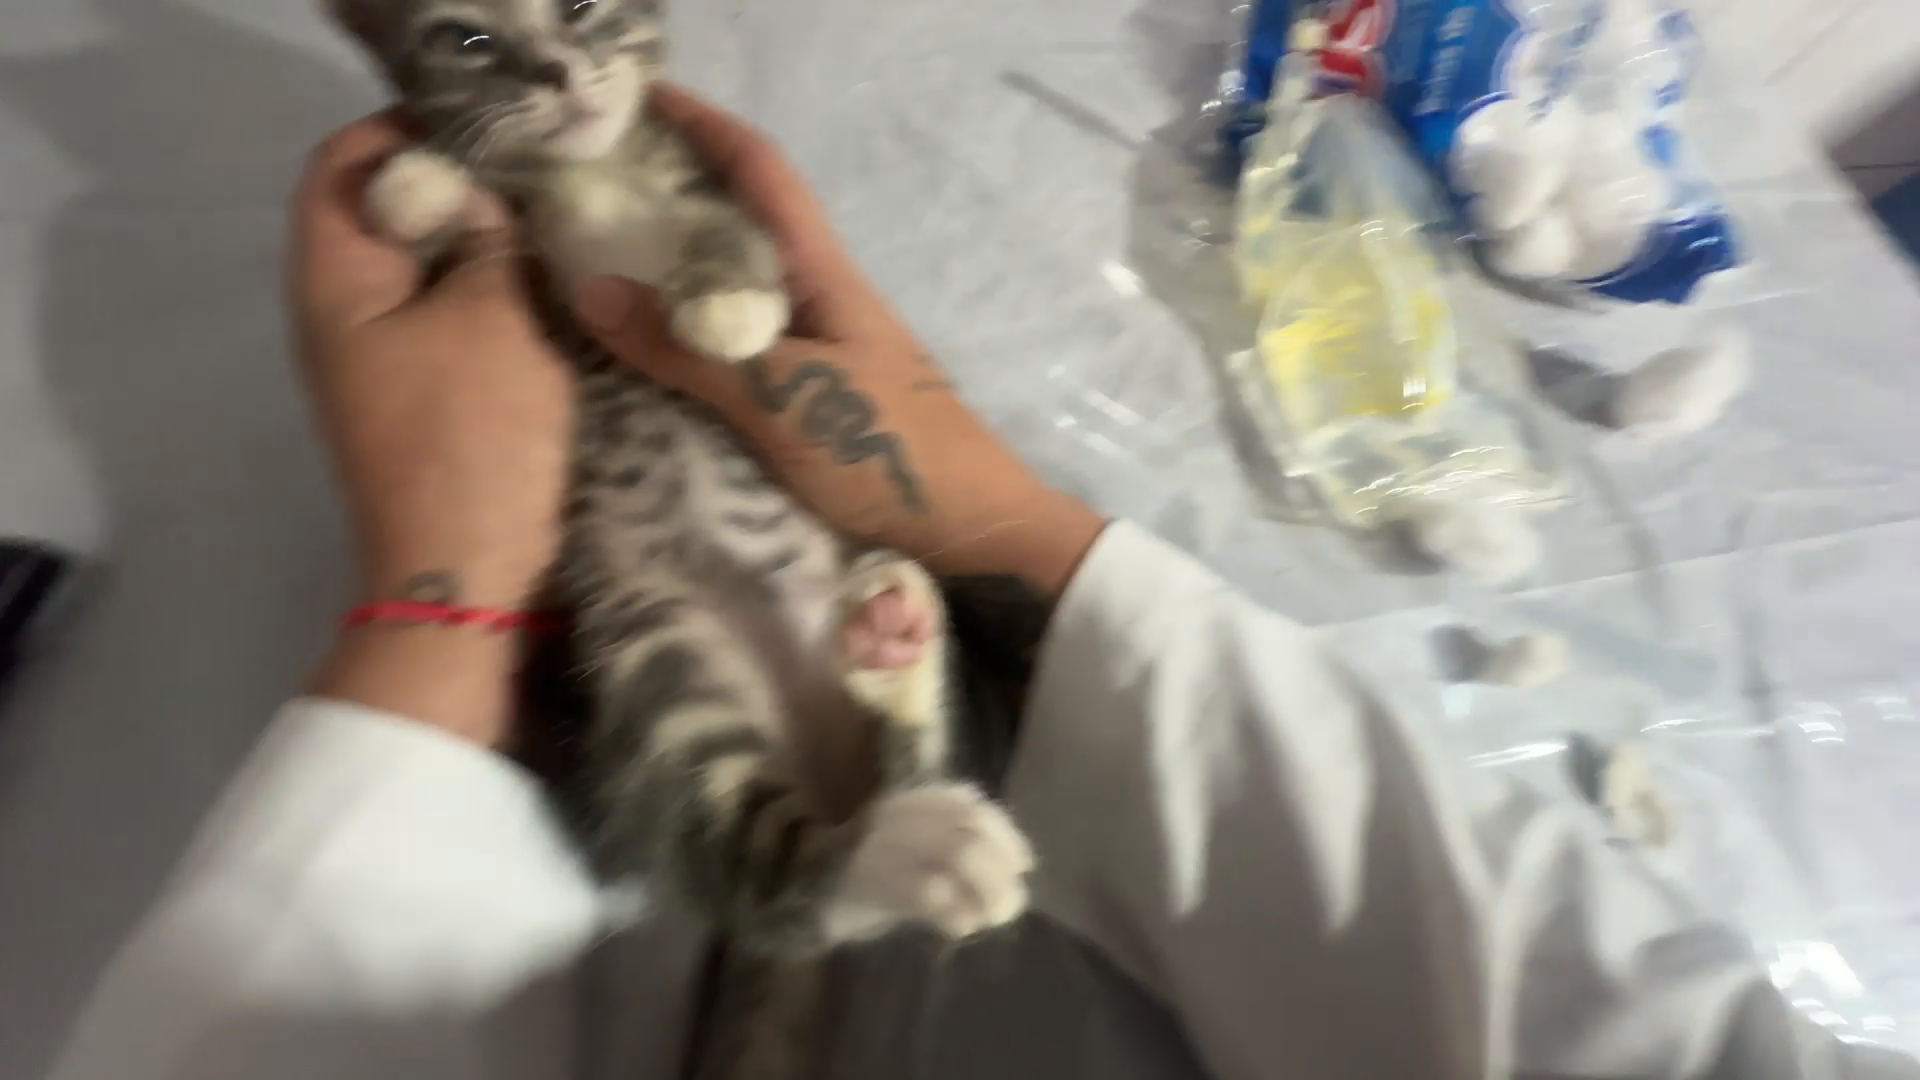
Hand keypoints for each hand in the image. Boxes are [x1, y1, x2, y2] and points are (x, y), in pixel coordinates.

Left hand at [291, 114, 573, 745]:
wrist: (469, 568)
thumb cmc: (476, 441)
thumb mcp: (491, 327)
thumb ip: (487, 249)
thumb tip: (483, 200)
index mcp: (338, 283)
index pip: (349, 166)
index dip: (413, 134)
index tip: (498, 133)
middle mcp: (350, 316)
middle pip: (395, 221)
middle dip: (465, 193)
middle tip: (547, 185)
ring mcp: (394, 363)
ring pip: (438, 278)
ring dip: (493, 255)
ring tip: (564, 238)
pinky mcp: (439, 399)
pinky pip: (465, 327)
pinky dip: (504, 305)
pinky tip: (560, 304)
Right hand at [573, 86, 1105, 599]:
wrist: (971, 519)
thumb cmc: (887, 452)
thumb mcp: (784, 401)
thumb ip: (694, 351)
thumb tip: (589, 288)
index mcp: (825, 275)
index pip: (763, 170)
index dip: (703, 124)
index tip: (635, 97)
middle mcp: (827, 298)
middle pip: (749, 224)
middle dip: (678, 196)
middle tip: (594, 194)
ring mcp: (829, 347)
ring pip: (749, 286)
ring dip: (688, 267)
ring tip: (612, 263)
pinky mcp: (826, 392)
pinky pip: (754, 341)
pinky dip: (707, 330)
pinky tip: (671, 347)